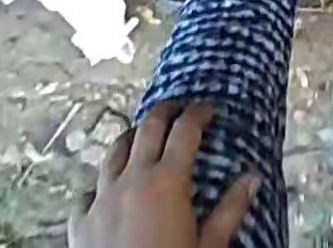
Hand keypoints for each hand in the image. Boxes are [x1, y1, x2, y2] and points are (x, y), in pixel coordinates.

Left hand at [71, 103, 257, 247]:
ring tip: (144, 136)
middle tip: (180, 109)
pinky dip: (101, 183)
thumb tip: (253, 178)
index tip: (211, 109)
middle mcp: (133, 179)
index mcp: (168, 181)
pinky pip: (88, 190)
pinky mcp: (79, 224)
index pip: (186, 128)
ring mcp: (102, 199)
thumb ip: (230, 211)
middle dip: (167, 110)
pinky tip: (108, 189)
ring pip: (115, 149)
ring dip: (133, 137)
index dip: (200, 112)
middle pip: (149, 125)